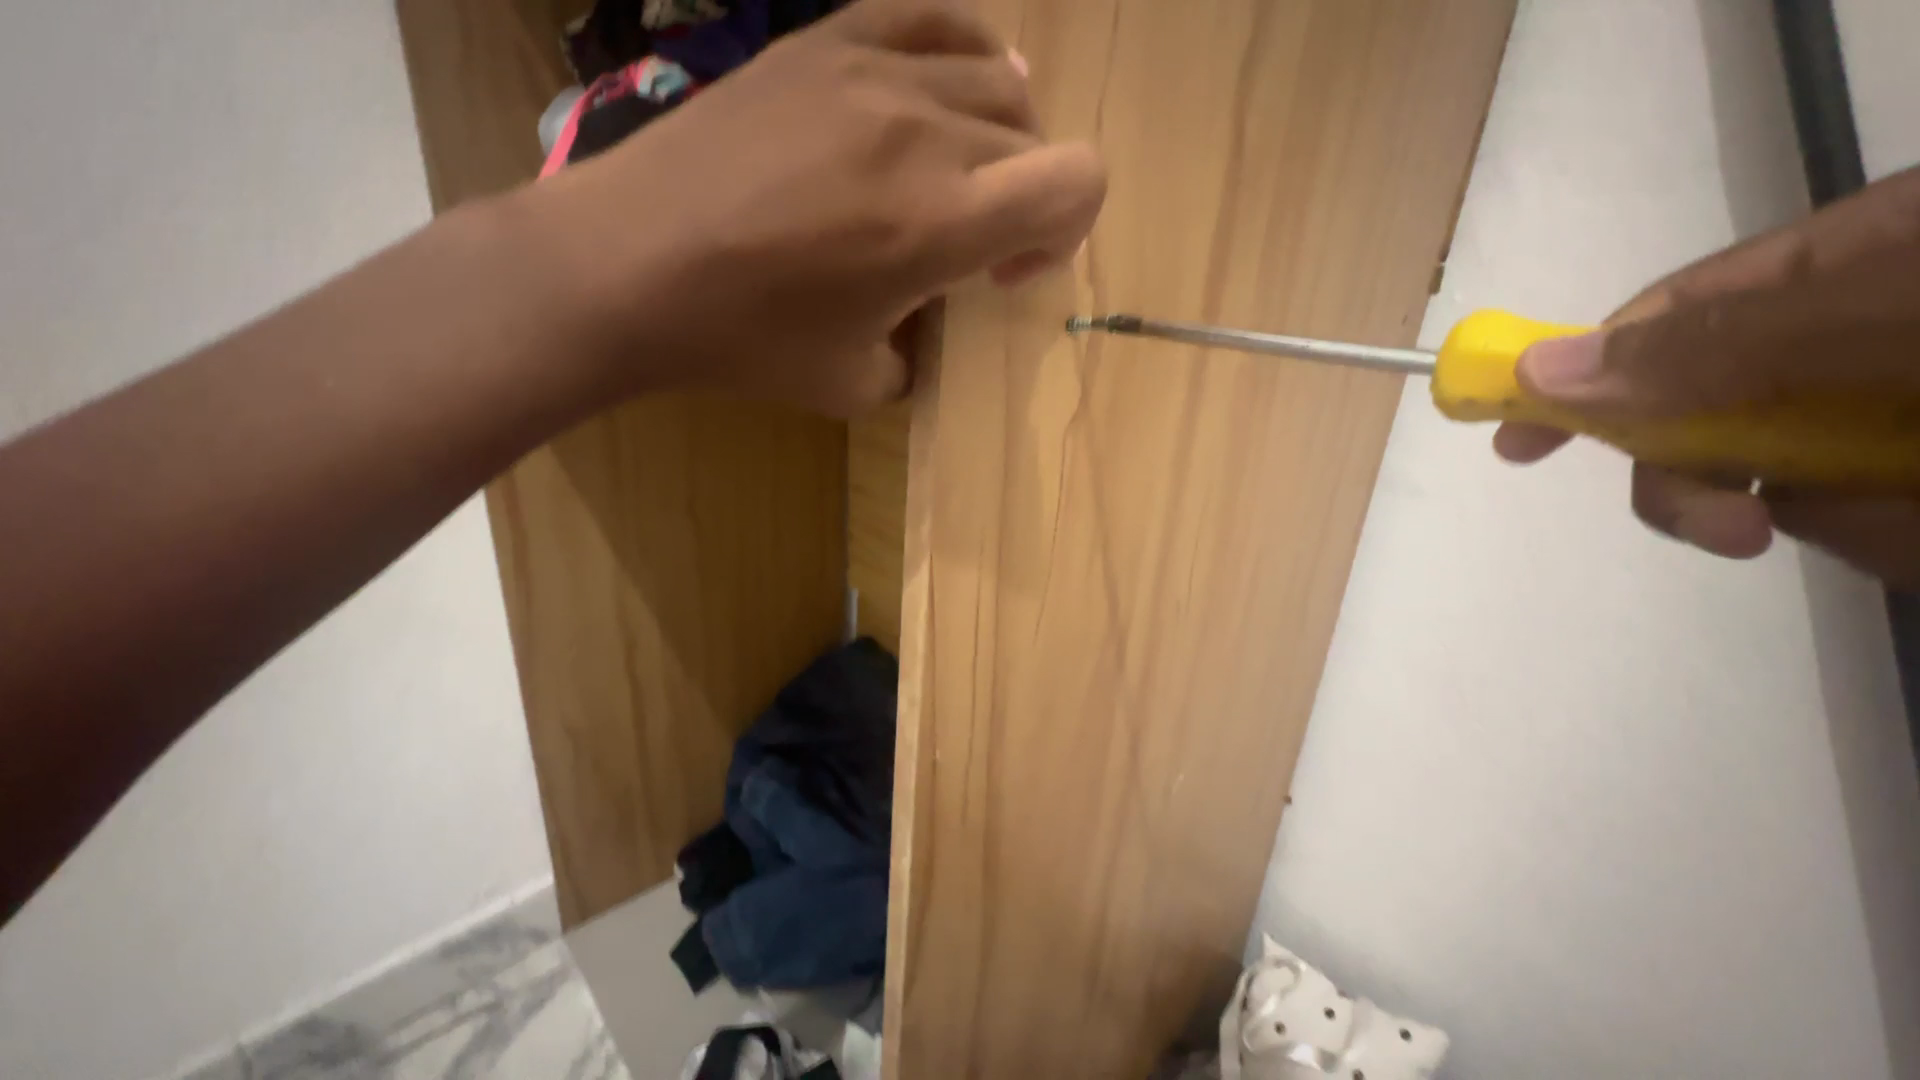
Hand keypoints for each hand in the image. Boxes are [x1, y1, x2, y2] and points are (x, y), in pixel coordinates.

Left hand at [539, 0, 1105, 415]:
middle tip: (962, 240)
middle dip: (1021, 198)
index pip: (1078, 181)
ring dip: (996, 132)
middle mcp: (926, 131)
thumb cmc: (746, 338)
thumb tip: (930, 318)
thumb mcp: (858, 383)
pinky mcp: (825, 40)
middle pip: (1034, 138)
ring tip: (949, 168)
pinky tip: (938, 90)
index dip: (1066, 228)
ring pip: (997, 75)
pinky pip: (930, 16)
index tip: (1003, 269)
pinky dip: (960, 50)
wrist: (630, 264)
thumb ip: (924, 352)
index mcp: (942, 222)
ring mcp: (874, 71)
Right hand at [1492, 164, 1919, 586]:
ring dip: (1836, 516)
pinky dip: (1894, 539)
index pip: (1665, 321)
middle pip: (1701, 414)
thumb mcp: (1896, 306)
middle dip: (1697, 478)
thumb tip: (1545, 372)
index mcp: (1846, 268)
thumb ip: (1719, 340)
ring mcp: (1896, 420)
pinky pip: (1870, 529)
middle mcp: (1856, 342)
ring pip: (1785, 486)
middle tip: (1730, 529)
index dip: (1577, 376)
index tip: (1510, 439)